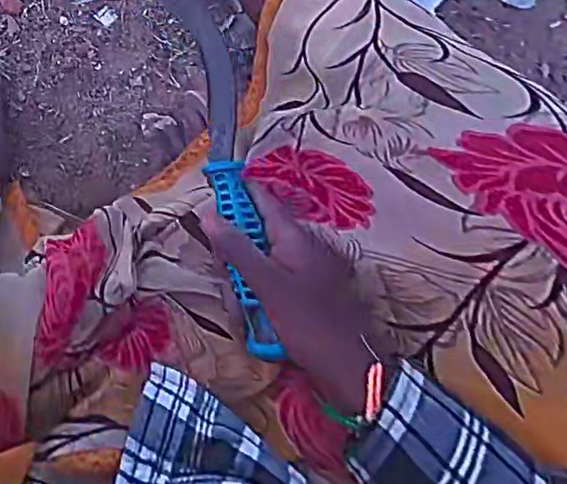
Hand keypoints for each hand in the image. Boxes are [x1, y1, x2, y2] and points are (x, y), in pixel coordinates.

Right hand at [202, 190, 380, 415]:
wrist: (357, 376)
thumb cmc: (312, 325)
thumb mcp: (267, 285)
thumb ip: (236, 247)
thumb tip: (209, 213)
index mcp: (293, 235)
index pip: (259, 196)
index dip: (234, 189)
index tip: (210, 191)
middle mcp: (300, 245)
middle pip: (253, 229)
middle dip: (232, 249)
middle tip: (224, 271)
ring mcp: (303, 269)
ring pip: (257, 257)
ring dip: (242, 278)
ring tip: (242, 305)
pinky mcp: (304, 291)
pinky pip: (270, 278)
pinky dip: (257, 292)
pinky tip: (254, 315)